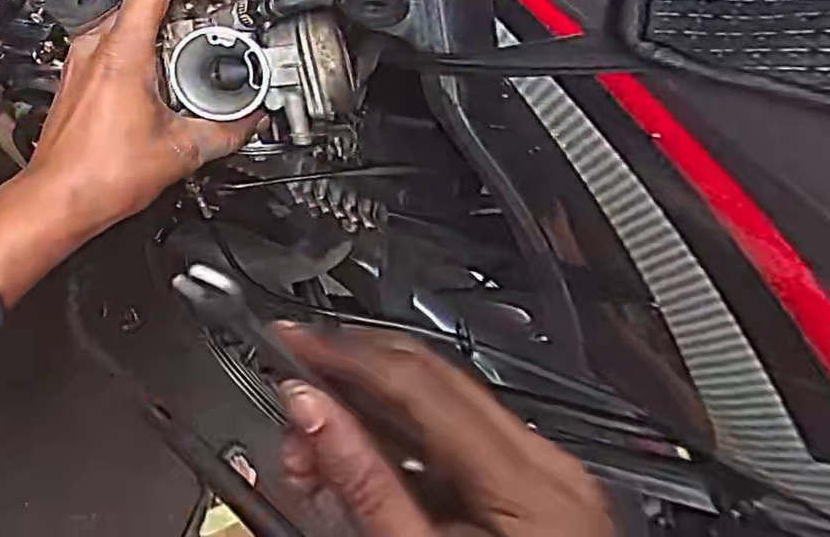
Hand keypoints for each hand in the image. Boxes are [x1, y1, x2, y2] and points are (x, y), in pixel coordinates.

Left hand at [0, 0, 259, 305]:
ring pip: (121, 22)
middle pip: (138, 1)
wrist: (59, 195)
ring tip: (181, 57)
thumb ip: (226, 129)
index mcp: (121, 54)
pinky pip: (107, 45)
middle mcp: (94, 48)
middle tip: (203, 30)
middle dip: (176, 10)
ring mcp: (79, 60)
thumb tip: (249, 119)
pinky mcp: (74, 75)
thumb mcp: (180, 150)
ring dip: (154, 31)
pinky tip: (153, 79)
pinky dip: (134, 50)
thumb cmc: (100, 174)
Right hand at [276, 325, 614, 536]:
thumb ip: (362, 481)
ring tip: (311, 452)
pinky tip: (353, 465)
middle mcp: (543, 463)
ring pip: (425, 401)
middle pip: (417, 373)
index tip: (286, 340)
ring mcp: (539, 474)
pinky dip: (389, 438)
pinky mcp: (527, 490)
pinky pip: (443, 434)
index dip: (337, 350)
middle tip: (290, 394)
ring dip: (358, 410)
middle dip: (340, 377)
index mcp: (527, 482)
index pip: (410, 375)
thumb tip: (306, 401)